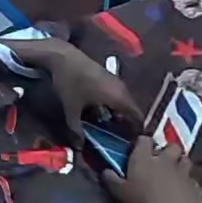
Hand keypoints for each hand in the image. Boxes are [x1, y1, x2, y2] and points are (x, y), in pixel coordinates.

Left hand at [19, 40, 142, 138]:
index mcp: (120, 98)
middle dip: (127, 124)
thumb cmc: (70, 82)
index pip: (137, 117)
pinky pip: (116, 94)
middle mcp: (122, 89)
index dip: (137, 131)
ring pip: (124, 101)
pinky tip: (100, 111)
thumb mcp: (71, 108)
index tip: (131, 143)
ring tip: (110, 127)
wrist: (63, 56)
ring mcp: (116, 81)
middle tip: (119, 138)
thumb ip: (76, 129)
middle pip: (131, 110)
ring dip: (119, 113)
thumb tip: (78, 147)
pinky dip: (113, 104)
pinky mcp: (108, 76)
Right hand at [100, 140, 201, 202]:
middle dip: (167, 150)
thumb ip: (111, 180)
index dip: (142, 142)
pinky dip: (187, 182)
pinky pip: (192, 179)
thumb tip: (106, 171)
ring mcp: (183, 173)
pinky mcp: (196, 187)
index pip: (144, 140)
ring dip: (179, 163)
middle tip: (160, 159)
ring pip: (185, 160)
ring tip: (173, 172)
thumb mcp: (119, 193)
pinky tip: (182, 190)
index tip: (138, 148)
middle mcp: (165, 161)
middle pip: (171, 146)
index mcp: (144, 159)